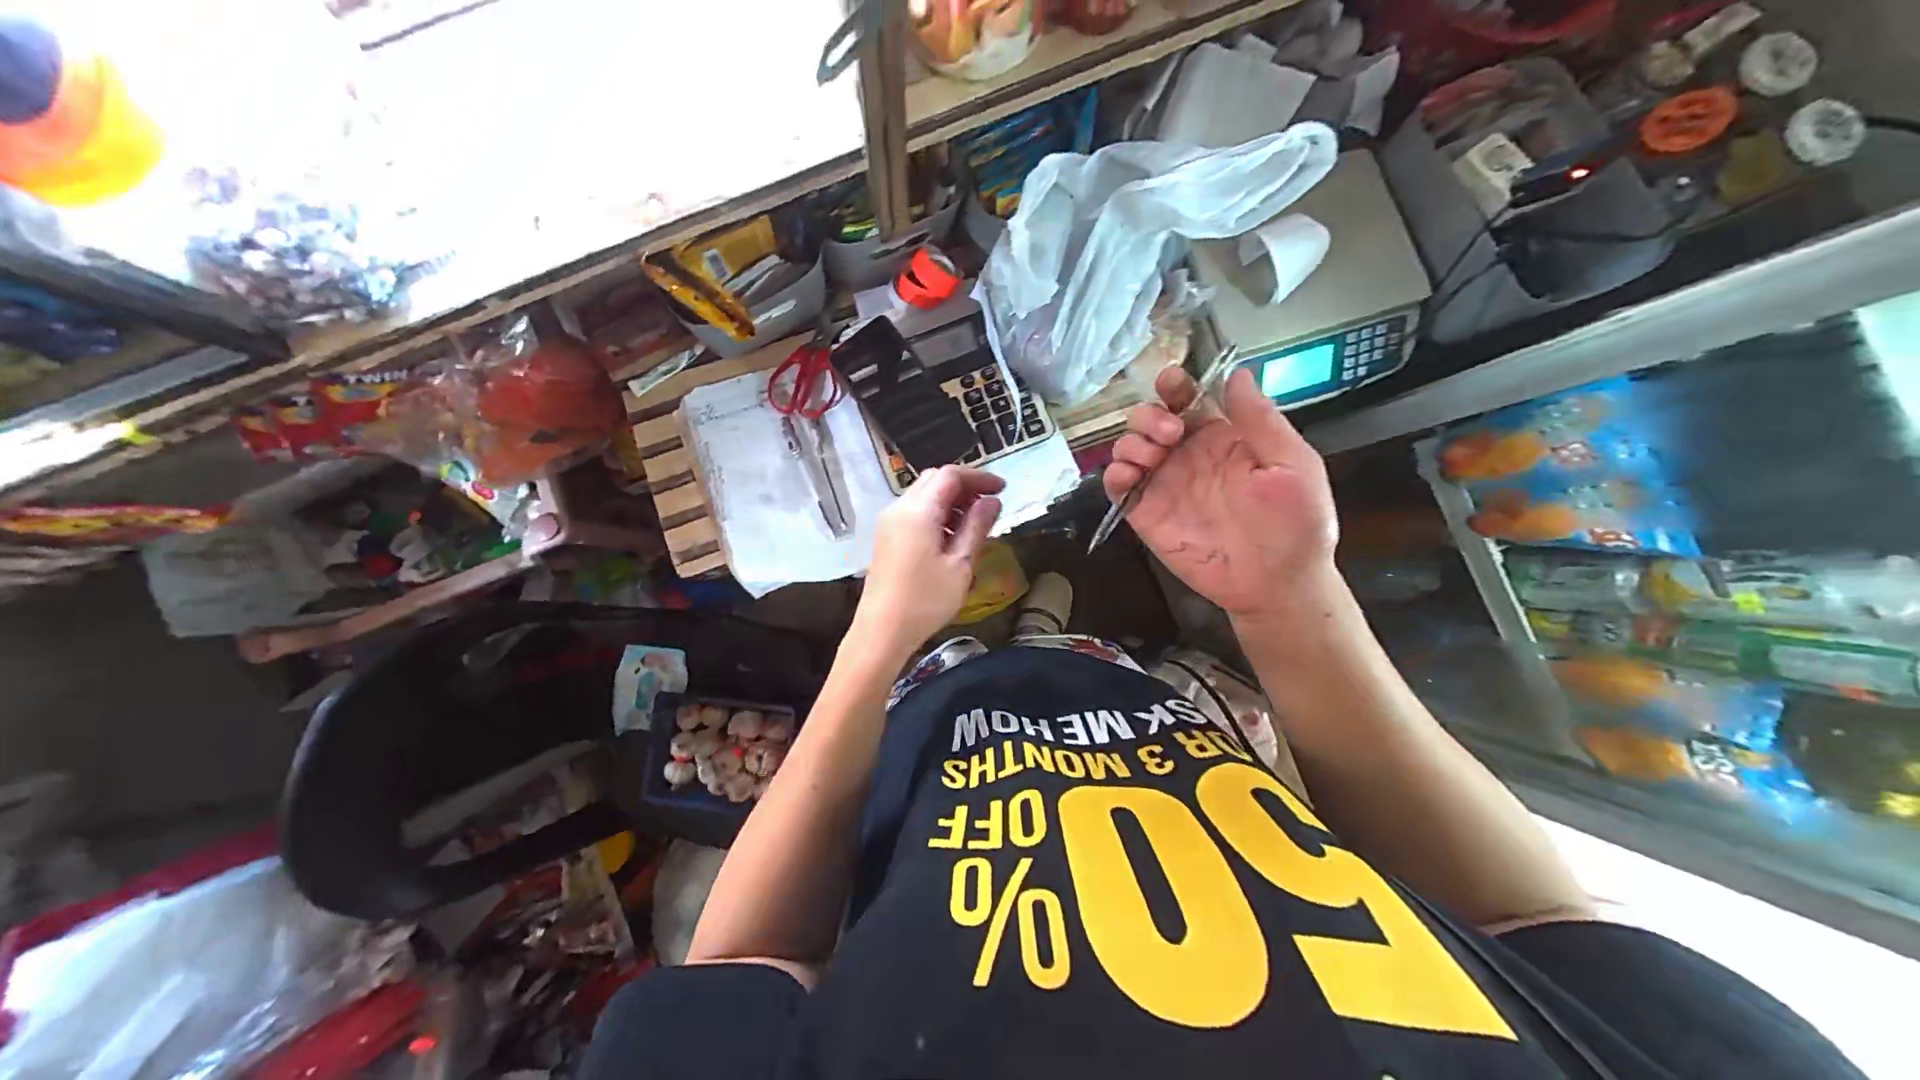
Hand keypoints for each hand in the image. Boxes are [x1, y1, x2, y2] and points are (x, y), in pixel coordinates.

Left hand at [852, 465, 1004, 651]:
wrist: (882, 631)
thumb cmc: (925, 600)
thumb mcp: (960, 564)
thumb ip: (977, 527)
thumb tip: (992, 502)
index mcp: (918, 510)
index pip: (950, 475)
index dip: (979, 477)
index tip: (1002, 489)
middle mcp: (899, 508)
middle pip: (934, 480)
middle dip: (964, 486)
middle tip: (989, 503)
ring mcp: (889, 523)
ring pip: (923, 496)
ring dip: (950, 501)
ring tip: (975, 523)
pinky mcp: (886, 538)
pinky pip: (914, 512)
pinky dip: (936, 514)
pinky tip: (952, 537)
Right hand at [1103, 367, 1338, 621]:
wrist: (1277, 583)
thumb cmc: (1295, 524)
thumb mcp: (1292, 464)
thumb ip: (1261, 420)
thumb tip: (1237, 374)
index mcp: (1223, 439)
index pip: (1189, 401)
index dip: (1174, 386)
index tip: (1169, 381)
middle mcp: (1188, 457)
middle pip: (1151, 420)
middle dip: (1150, 415)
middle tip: (1169, 433)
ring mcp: (1165, 485)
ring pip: (1129, 448)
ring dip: (1132, 441)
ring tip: (1153, 455)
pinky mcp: (1146, 514)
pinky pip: (1119, 487)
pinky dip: (1114, 474)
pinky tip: (1129, 475)